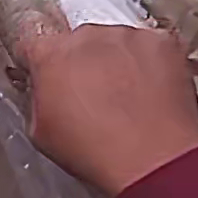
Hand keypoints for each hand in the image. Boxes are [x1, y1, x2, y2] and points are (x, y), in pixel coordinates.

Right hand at [21, 24, 197, 195]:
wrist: (151, 160)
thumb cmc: (93, 151)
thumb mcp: (39, 132)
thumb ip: (36, 99)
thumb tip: (43, 90)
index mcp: (50, 56)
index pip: (33, 45)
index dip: (38, 64)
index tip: (45, 77)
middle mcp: (87, 37)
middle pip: (78, 42)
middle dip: (80, 64)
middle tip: (89, 96)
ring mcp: (128, 36)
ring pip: (114, 42)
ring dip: (115, 62)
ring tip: (123, 98)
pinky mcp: (164, 42)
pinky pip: (149, 46)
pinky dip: (147, 64)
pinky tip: (147, 92)